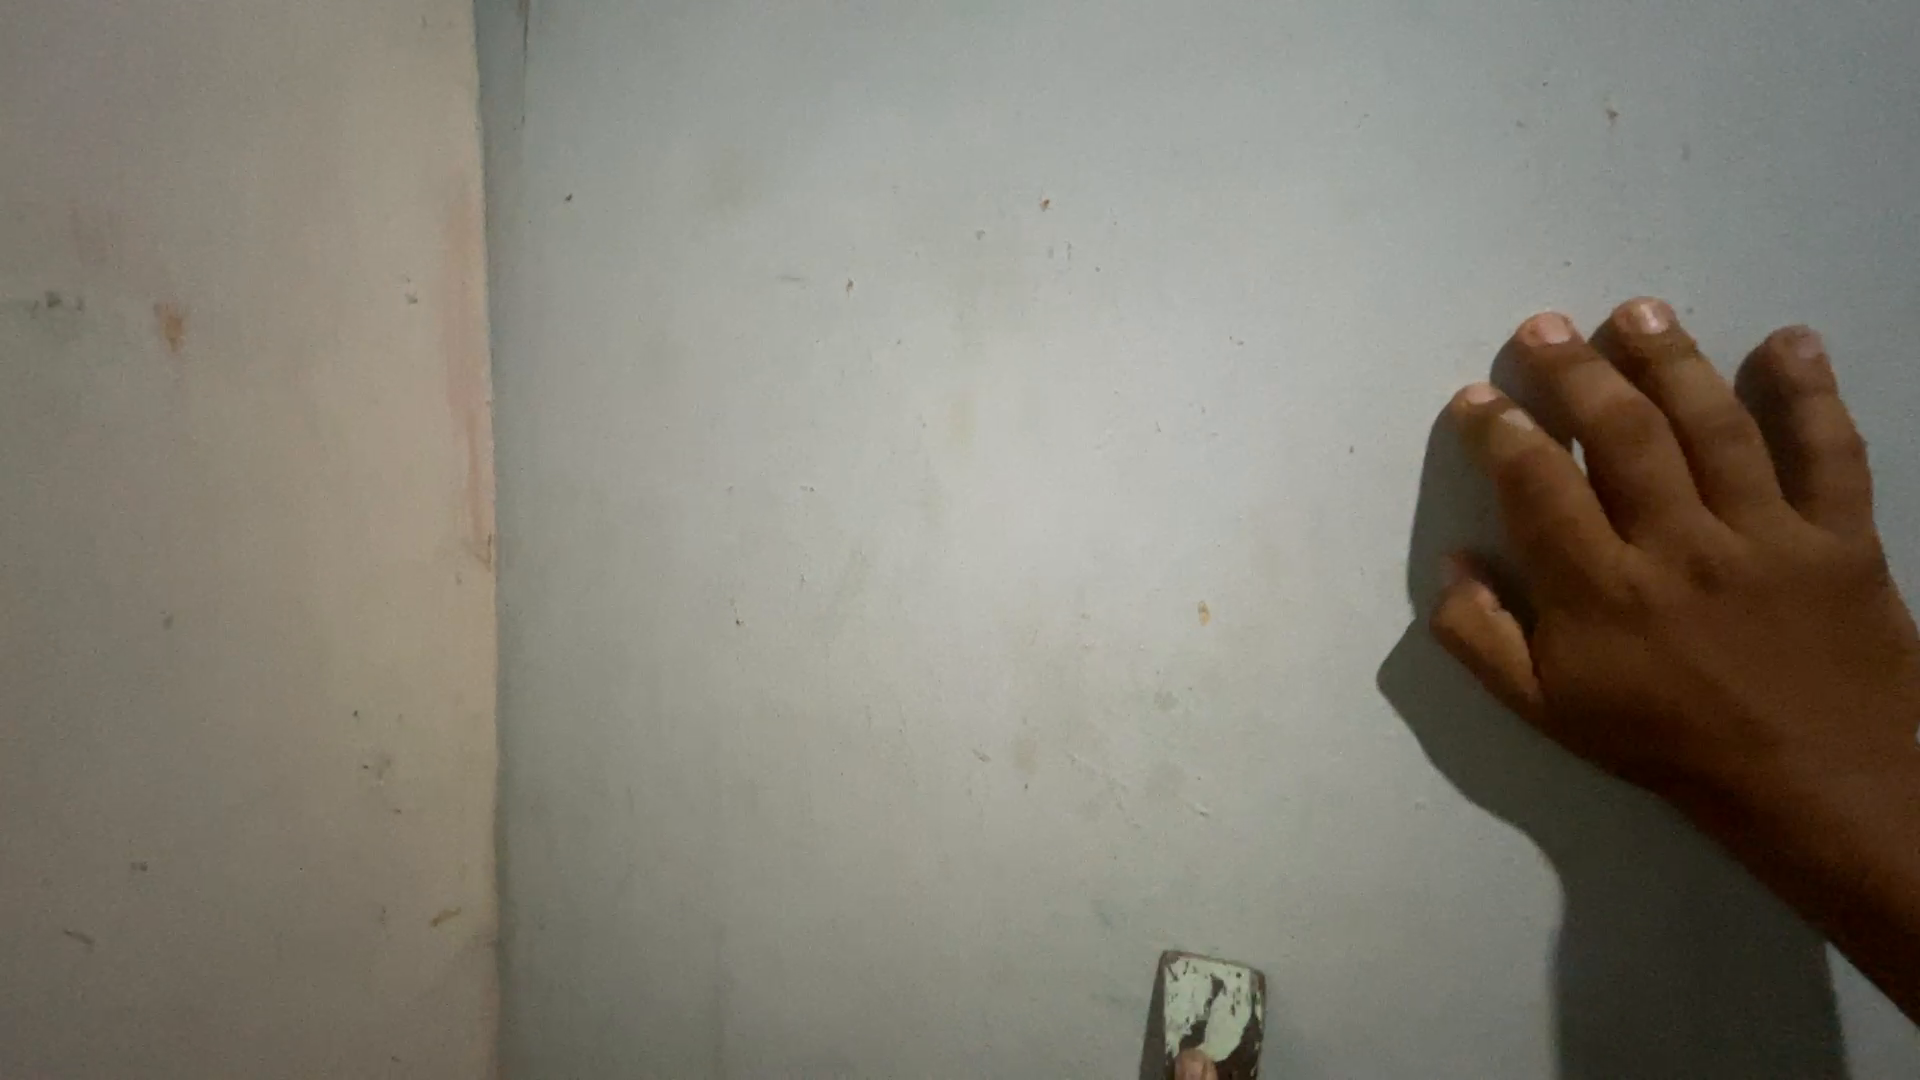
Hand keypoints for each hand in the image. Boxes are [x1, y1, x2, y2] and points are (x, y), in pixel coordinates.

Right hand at [1432, 297, 1919, 1017]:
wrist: (1823, 784)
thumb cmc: (1658, 737)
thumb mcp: (1536, 703)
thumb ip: (1476, 633)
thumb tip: (1455, 560)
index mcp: (1598, 589)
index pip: (1538, 487)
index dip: (1500, 433)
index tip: (1474, 398)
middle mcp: (1678, 547)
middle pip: (1624, 438)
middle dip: (1576, 375)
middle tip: (1543, 328)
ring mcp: (1768, 537)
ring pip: (1715, 429)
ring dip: (1672, 362)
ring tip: (1637, 312)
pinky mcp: (1843, 539)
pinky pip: (1833, 454)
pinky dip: (1812, 394)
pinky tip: (1788, 341)